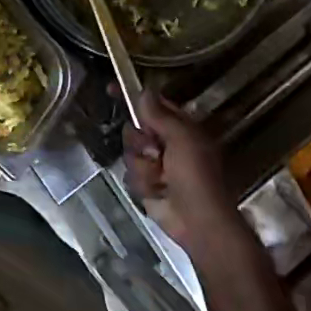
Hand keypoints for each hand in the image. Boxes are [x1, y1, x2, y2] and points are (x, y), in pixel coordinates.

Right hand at [123, 90, 240, 252]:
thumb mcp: (181, 139)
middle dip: (139, 142)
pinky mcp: (147, 184)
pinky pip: (130, 174)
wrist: (198, 221)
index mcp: (180, 128)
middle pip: (135, 129)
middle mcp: (166, 143)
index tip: (112, 89)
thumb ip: (160, 115)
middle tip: (155, 152)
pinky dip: (143, 183)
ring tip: (161, 178)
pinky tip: (157, 191)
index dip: (133, 97)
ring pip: (130, 153)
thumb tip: (144, 90)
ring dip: (143, 167)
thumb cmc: (196, 176)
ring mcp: (156, 164)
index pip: (152, 105)